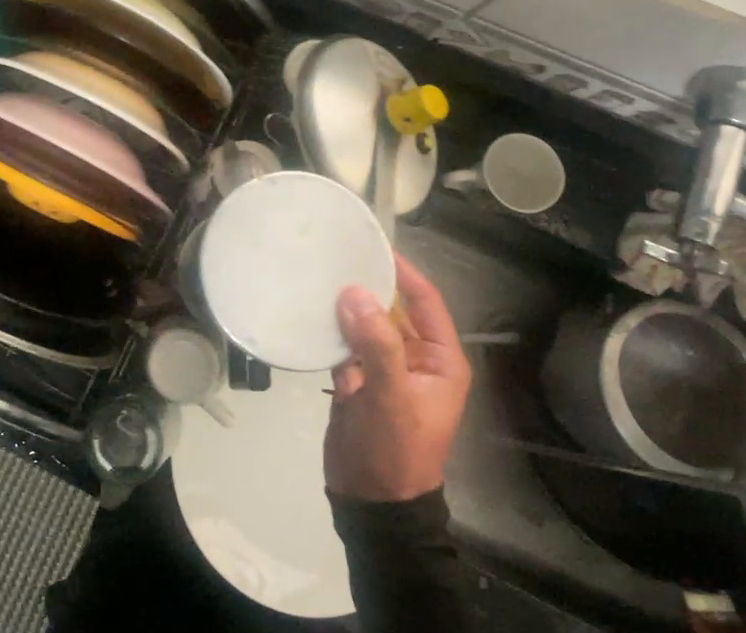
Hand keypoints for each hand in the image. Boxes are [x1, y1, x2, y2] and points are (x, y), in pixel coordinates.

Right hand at [324, 255, 471, 501]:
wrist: (370, 501)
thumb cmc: (395, 449)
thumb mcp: (391, 395)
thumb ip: (376, 343)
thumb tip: (354, 292)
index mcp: (440, 360)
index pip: (424, 302)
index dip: (402, 273)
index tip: (371, 245)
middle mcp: (415, 358)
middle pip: (390, 309)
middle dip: (365, 286)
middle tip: (333, 255)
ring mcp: (384, 369)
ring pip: (364, 325)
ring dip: (343, 308)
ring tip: (313, 276)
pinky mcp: (357, 381)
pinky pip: (344, 346)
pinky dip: (328, 332)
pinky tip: (305, 313)